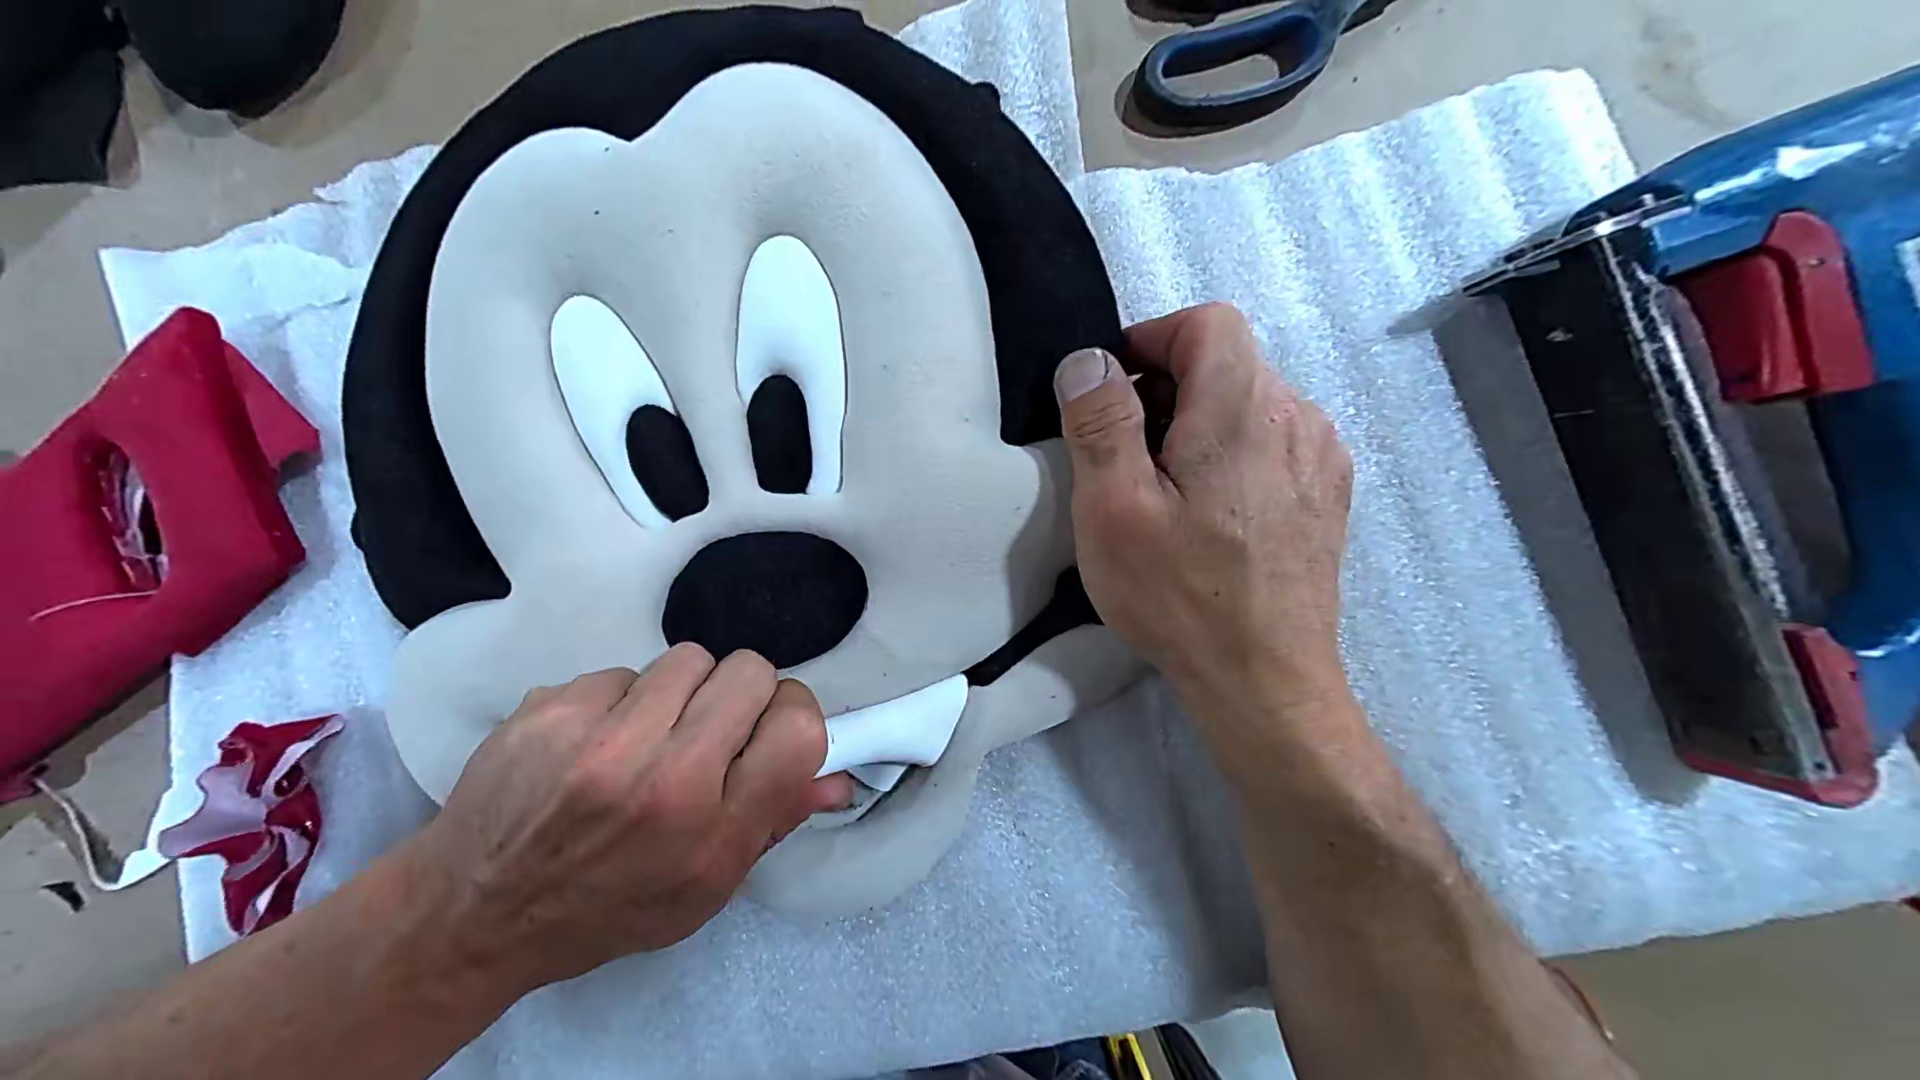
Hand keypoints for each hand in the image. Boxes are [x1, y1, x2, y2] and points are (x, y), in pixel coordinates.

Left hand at [399, 645, 853, 991]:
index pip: (798, 727)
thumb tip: (837, 776)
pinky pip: (624, 670)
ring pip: (690, 657)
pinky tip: (596, 737)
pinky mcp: (549, 711)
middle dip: (742, 692)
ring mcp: (600, 741)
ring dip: (683, 689)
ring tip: (652, 731)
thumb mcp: (708, 887)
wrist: (473, 914)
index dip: (794, 715)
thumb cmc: (610, 906)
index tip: (769, 727)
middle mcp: (663, 781)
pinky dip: (622, 698)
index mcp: (712, 832)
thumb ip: (776, 820)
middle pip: (749, 670)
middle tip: (712, 726)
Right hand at [1054, 302, 1353, 721]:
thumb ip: (1101, 422)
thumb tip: (1088, 360)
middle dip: (1166, 388)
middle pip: (1227, 362)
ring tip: (1165, 490)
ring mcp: (1320, 457)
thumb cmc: (1178, 595)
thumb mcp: (1114, 508)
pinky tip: (1210, 511)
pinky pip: (1271, 441)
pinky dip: (1230, 452)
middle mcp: (1296, 418)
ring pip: (1249, 402)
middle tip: (1124, 456)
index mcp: (1243, 410)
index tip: (1114, 393)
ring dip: (1197, 423)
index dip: (1152, 340)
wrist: (1263, 679)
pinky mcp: (1327, 493)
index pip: (1207, 323)